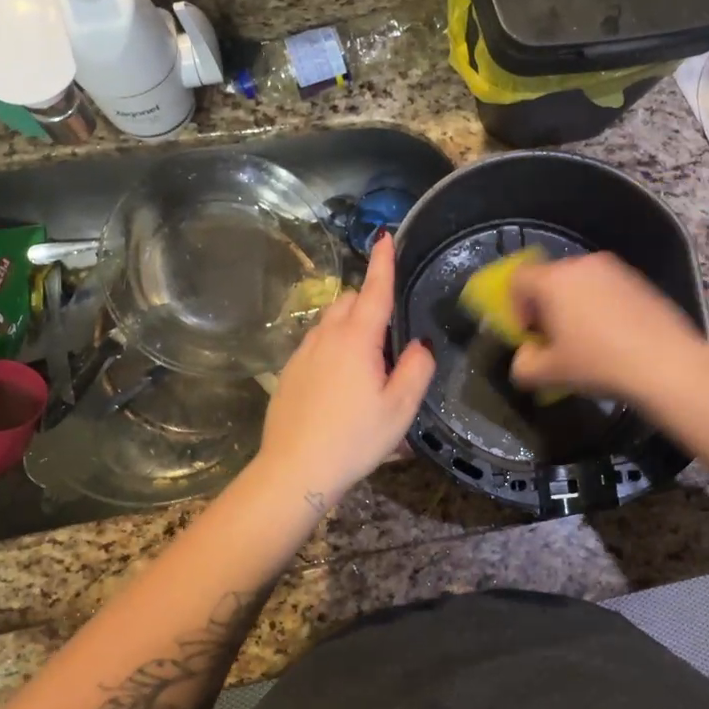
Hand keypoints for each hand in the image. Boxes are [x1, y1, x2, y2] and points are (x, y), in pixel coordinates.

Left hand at [257, 234, 433, 499]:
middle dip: (368, 299)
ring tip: (367, 358)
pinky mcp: (288, 373)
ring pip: (329, 322)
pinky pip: (316, 344)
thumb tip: (420, 345)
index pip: (374, 290)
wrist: (293, 471)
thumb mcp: (400, 409)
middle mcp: (326, 337)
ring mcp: (302, 353)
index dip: (383, 262)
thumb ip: (416, 369)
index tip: (386, 237)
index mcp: (357, 339)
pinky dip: (332, 346)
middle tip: (390, 329)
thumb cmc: (353, 439)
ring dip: (349, 324)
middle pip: (348, 301)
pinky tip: (340, 381)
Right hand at [509, 253, 708, 403]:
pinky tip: (613, 336)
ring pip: (580, 283)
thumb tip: (525, 357)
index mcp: (553, 280)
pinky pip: (606, 288)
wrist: (666, 363)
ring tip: (586, 340)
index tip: (529, 334)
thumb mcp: (550, 373)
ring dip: (574, 306)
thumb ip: (523, 365)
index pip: (518, 279)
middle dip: (545, 307)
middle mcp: (581, 264)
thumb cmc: (599, 363)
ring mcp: (614, 269)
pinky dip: (600, 306)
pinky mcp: (639, 280)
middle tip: (554, 339)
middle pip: (550, 279)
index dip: (515, 307)